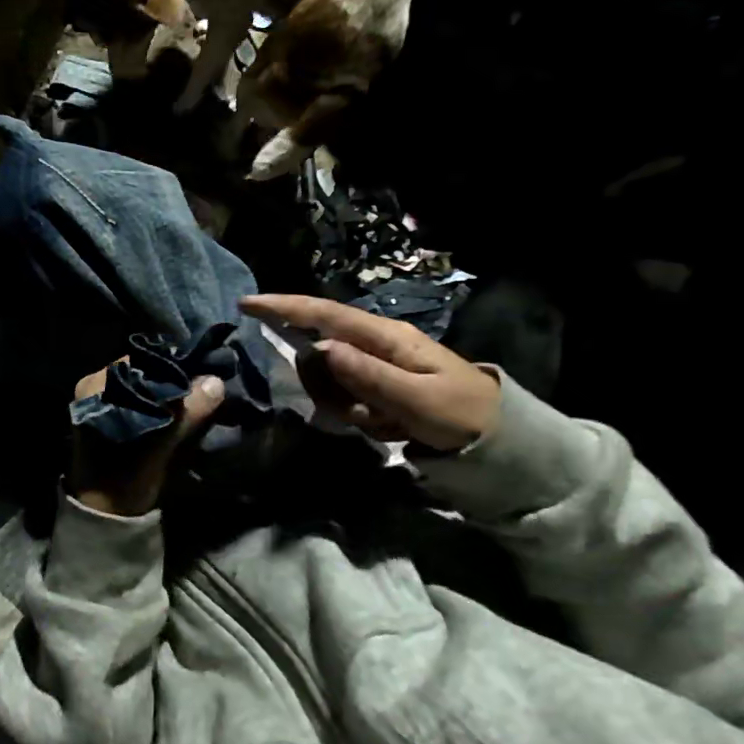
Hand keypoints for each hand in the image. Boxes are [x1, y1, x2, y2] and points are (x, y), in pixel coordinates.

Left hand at [69, 363, 224, 516]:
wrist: (103, 518)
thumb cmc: (124, 479)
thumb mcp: (159, 444)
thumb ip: (187, 412)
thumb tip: (216, 381)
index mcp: (96, 387)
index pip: (140, 360)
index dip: (172, 364)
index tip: (201, 370)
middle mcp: (95, 389)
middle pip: (143, 373)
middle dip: (173, 379)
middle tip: (204, 383)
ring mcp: (101, 406)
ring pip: (144, 388)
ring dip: (169, 393)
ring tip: (198, 396)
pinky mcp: (112, 423)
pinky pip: (141, 403)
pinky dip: (161, 406)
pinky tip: (181, 412)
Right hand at [238, 294, 499, 450]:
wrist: (498, 439)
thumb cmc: (463, 414)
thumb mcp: (418, 399)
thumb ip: (368, 375)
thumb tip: (320, 349)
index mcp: (386, 337)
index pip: (325, 314)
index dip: (285, 307)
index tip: (246, 304)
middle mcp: (376, 344)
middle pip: (322, 355)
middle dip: (328, 387)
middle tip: (364, 416)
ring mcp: (376, 365)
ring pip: (332, 382)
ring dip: (349, 407)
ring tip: (387, 424)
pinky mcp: (378, 385)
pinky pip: (348, 399)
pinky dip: (361, 417)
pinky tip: (390, 427)